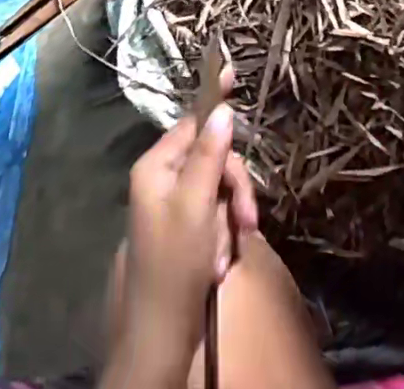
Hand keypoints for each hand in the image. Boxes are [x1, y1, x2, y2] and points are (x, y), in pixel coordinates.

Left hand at [118, 104, 257, 353]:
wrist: (161, 332)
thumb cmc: (174, 263)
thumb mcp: (195, 205)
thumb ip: (210, 155)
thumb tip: (222, 110)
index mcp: (156, 165)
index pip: (192, 123)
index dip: (215, 104)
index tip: (232, 72)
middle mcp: (164, 178)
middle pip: (213, 158)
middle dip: (234, 188)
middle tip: (248, 221)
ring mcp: (176, 203)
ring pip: (221, 189)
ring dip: (232, 218)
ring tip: (227, 253)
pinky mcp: (189, 227)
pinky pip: (218, 215)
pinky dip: (225, 235)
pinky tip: (219, 262)